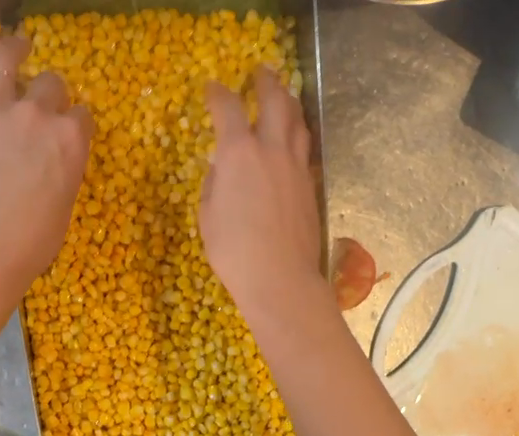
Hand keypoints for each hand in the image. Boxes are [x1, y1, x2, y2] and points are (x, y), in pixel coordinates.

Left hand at [0, 28, 91, 288]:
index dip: (76, 121)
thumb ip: (63, 172)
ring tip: (14, 45)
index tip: (70, 128)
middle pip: (50, 85)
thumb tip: (53, 162)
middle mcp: (38, 115)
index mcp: (71, 142)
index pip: (82, 116)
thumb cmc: (33, 241)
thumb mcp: (64, 206)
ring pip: (6, 60)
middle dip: (50, 91)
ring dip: (12, 48)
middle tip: (42, 99)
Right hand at [200, 68, 328, 317]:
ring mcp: (295, 167)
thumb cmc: (234, 252)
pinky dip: (298, 137)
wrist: (280, 278)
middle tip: (261, 74)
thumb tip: (222, 168)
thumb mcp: (209, 217)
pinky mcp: (310, 186)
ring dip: (289, 104)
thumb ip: (215, 184)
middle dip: (265, 83)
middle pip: (274, 100)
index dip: (218, 94)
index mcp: (238, 153)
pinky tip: (294, 142)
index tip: (213, 89)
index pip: (227, 108)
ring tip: (284, 98)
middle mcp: (270, 149)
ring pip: (297, 121)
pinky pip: (304, 150)